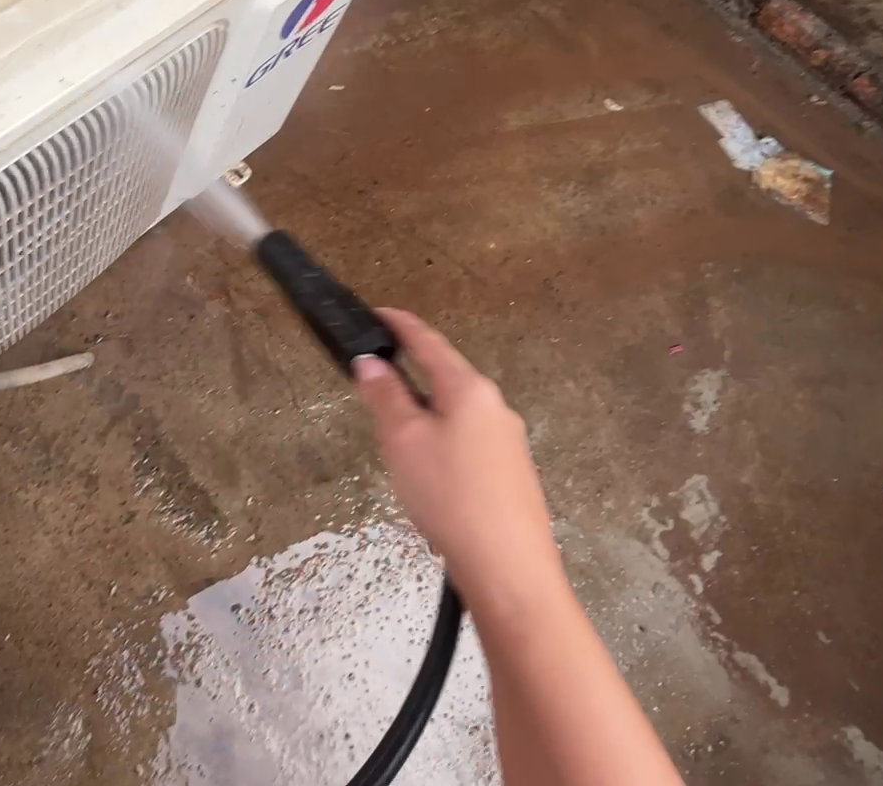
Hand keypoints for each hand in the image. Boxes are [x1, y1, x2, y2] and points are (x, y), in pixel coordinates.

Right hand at [352, 309, 567, 619]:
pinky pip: (468, 443)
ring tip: (396, 442)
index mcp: (469, 390)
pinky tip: (429, 477)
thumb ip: (385, 396)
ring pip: (456, 414)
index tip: (379, 313)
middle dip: (410, 379)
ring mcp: (509, 443)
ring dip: (424, 416)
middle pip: (445, 379)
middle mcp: (495, 408)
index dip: (401, 325)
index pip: (429, 342)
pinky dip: (441, 443)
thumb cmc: (449, 496)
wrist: (508, 569)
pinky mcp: (512, 475)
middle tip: (375, 387)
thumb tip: (370, 362)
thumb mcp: (403, 440)